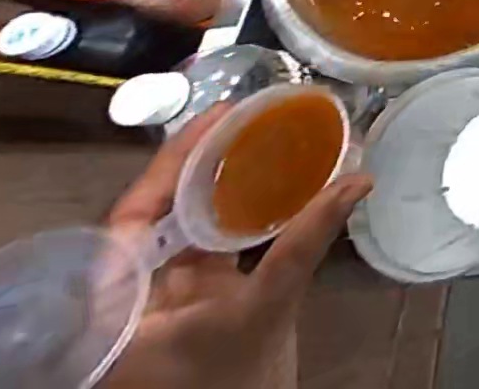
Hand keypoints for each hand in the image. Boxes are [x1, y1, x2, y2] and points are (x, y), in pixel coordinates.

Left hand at [100, 105, 373, 388]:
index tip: (217, 116)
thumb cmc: (228, 383)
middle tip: (247, 117)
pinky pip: (213, 242)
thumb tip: (360, 179)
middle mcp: (132, 293)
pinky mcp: (195, 299)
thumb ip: (307, 242)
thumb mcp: (266, 309)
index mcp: (118, 301)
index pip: (133, 212)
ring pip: (188, 224)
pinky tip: (269, 184)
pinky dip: (240, 211)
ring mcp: (165, 297)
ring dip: (223, 182)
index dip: (174, 160)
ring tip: (259, 138)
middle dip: (203, 162)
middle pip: (161, 210)